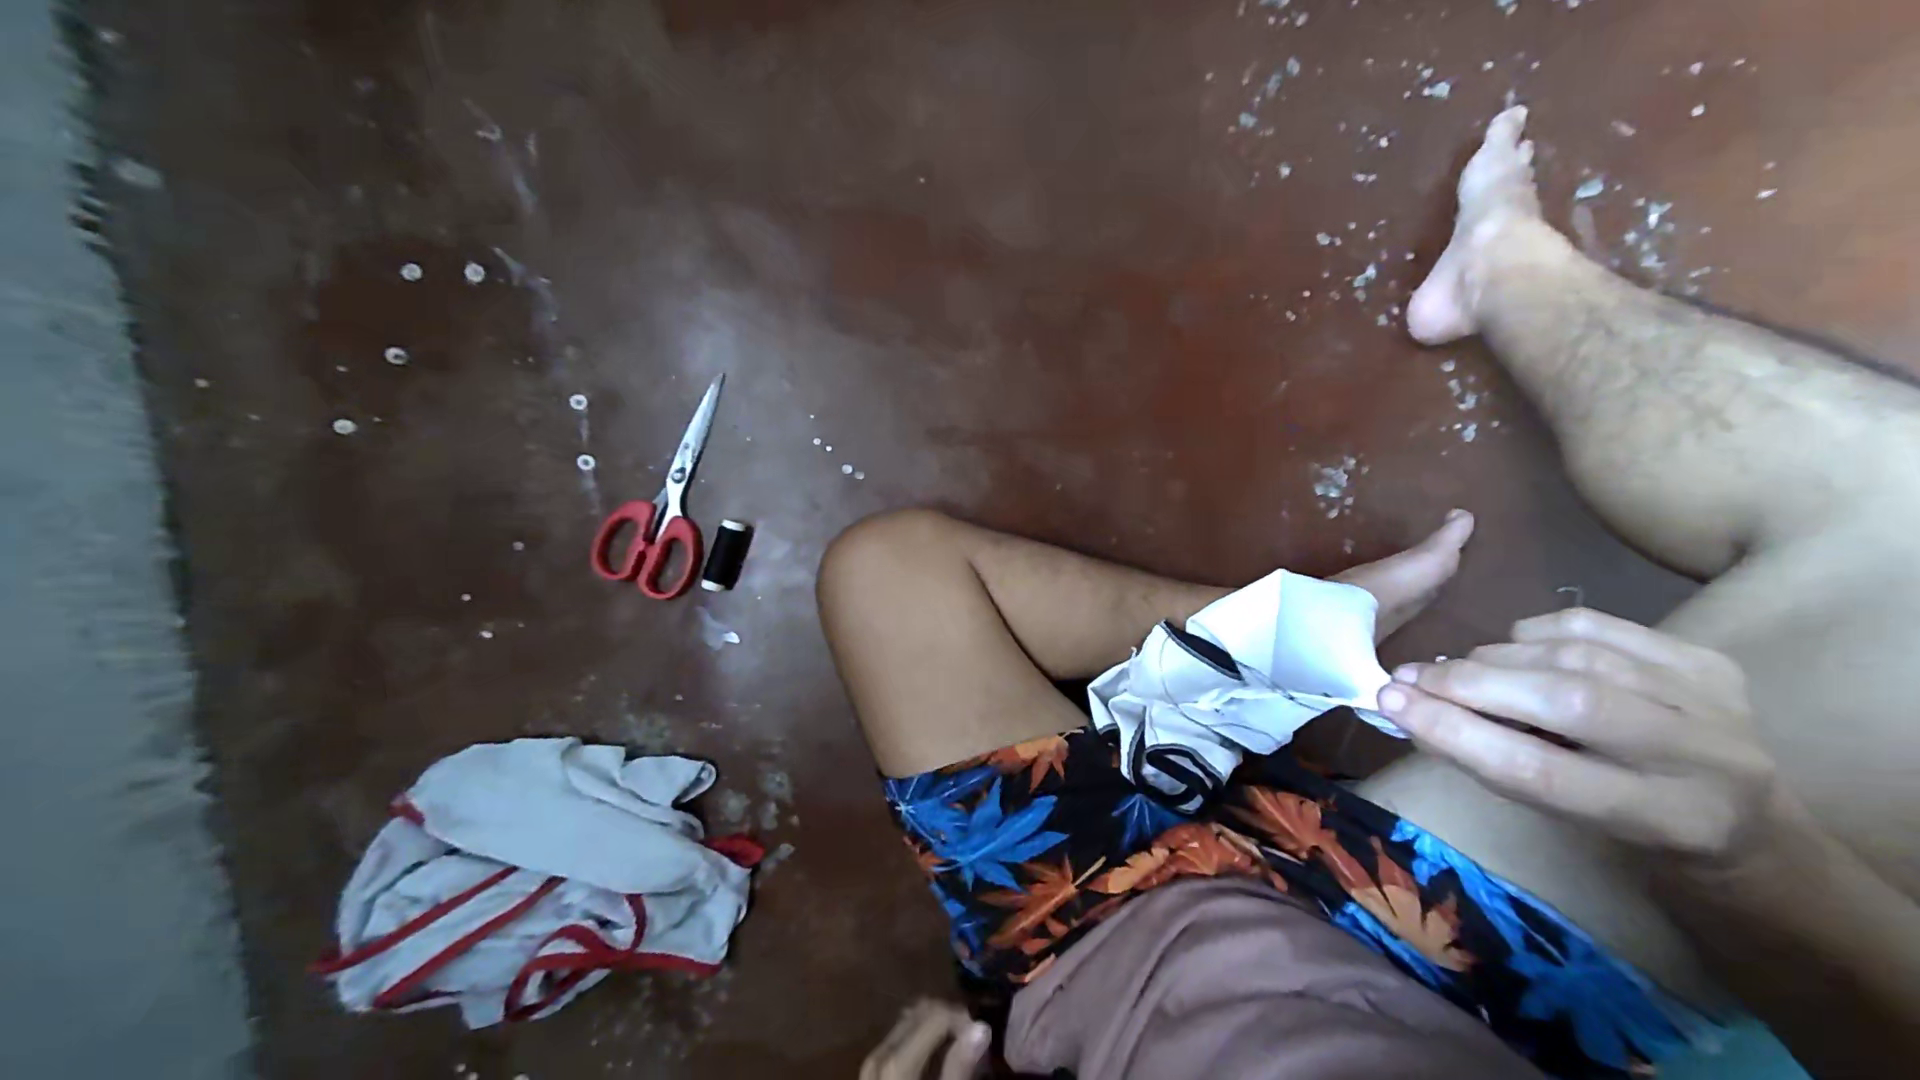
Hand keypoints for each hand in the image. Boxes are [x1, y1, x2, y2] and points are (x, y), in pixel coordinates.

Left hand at [860, 1000, 990, 1079]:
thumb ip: (959, 1068)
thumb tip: (982, 1026)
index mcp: (897, 1063)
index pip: (936, 1014)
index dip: (963, 1018)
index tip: (983, 1037)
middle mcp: (881, 1052)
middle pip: (920, 1011)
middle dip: (951, 1018)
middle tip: (974, 1039)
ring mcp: (872, 1058)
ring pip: (909, 1018)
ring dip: (936, 1023)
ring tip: (959, 1045)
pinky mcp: (872, 1067)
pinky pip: (900, 1033)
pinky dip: (922, 1033)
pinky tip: (937, 1053)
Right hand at [1376, 607, 1779, 859]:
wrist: (1742, 819)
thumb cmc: (1624, 827)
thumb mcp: (1557, 815)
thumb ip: (1488, 760)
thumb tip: (1406, 707)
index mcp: (1669, 820)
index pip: (1539, 770)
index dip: (1454, 731)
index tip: (1389, 700)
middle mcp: (1708, 756)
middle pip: (1566, 701)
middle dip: (1469, 682)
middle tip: (1409, 677)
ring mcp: (1714, 699)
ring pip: (1574, 655)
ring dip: (1494, 658)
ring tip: (1460, 672)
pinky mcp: (1705, 659)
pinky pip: (1591, 624)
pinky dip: (1532, 633)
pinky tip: (1517, 651)